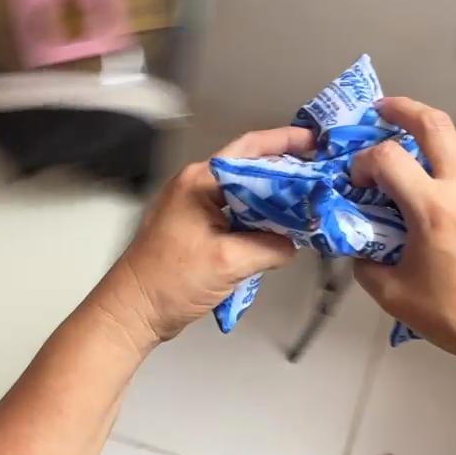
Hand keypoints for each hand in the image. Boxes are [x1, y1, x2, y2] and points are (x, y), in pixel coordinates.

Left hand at [90, 126, 313, 349]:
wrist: (133, 311)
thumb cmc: (172, 281)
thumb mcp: (229, 262)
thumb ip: (270, 246)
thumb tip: (297, 241)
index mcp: (201, 181)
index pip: (250, 150)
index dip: (285, 143)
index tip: (317, 144)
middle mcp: (198, 185)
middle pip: (251, 169)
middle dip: (286, 171)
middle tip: (322, 174)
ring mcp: (196, 207)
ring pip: (245, 194)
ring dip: (275, 198)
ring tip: (311, 201)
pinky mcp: (198, 229)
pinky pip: (236, 215)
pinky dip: (260, 219)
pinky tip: (283, 229)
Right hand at [350, 98, 455, 371]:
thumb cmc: (455, 316)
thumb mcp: (392, 294)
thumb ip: (366, 262)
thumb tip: (359, 246)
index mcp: (433, 209)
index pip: (387, 158)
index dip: (363, 161)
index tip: (356, 179)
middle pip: (435, 124)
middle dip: (404, 109)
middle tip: (382, 110)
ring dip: (434, 134)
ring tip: (414, 146)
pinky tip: (445, 194)